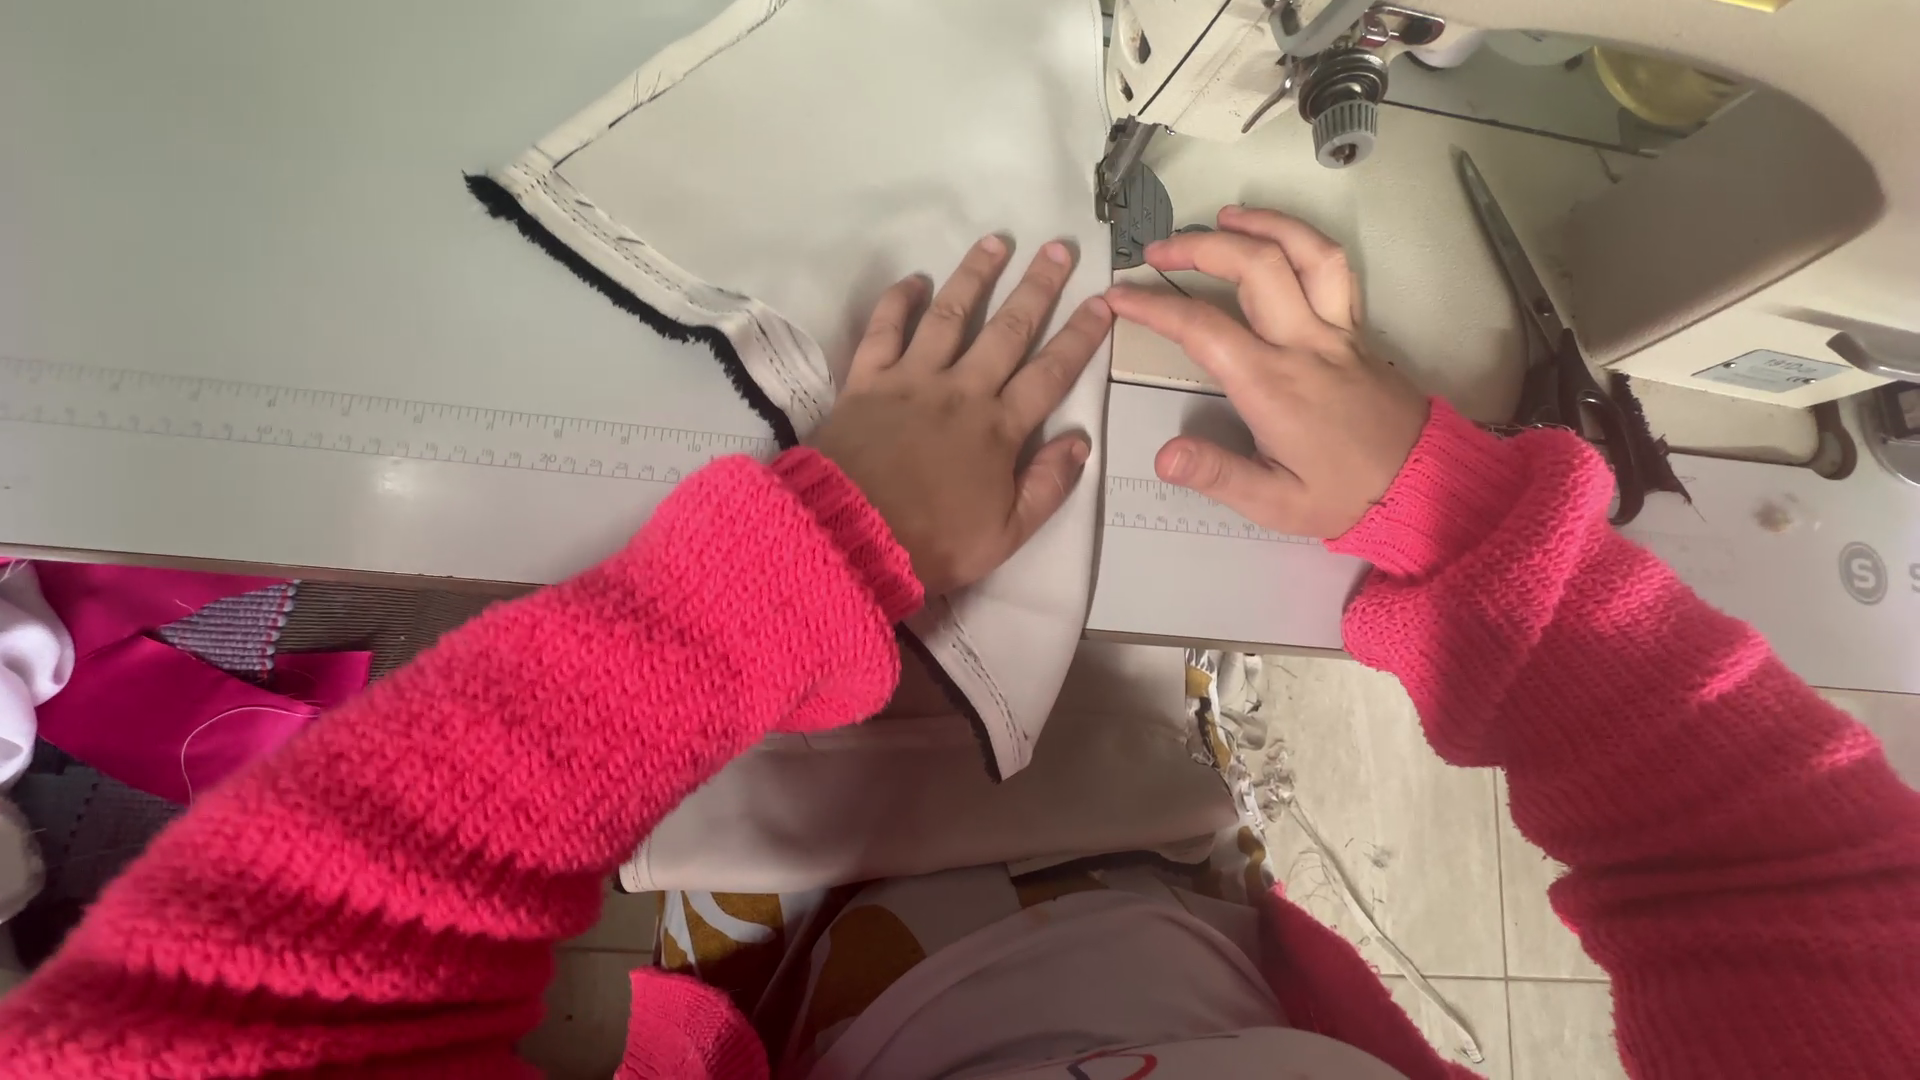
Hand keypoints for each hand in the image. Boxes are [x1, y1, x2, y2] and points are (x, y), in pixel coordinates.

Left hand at [809, 235, 1112, 595]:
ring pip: (951, 315)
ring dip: (975, 275)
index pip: (1050, 373)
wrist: (852, 538)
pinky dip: (899, 301)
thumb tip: (1079, 442)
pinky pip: (884, 329)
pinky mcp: (867, 381)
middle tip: (1057, 248)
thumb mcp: (1007, 533)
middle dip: (1037, 287)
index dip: (1080, 337)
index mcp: (999, 429)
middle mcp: (961, 391)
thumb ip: (1047, 486)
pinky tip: (915, 280)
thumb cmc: (933, 542)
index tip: (1103, 302)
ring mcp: (912, 380)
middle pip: (1007, 330)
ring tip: (996, 241)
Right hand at [1105, 206, 1428, 538]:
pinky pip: (1336, 269)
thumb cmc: (1341, 497)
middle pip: (1254, 268)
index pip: (1203, 329)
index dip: (1154, 307)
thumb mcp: (1273, 503)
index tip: (1120, 297)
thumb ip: (1216, 475)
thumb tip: (1162, 456)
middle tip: (1157, 252)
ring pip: (1305, 253)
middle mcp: (1304, 345)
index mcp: (1272, 386)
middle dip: (1199, 248)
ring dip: (1261, 225)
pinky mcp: (1358, 331)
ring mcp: (1337, 331)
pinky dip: (1304, 240)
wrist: (1423, 488)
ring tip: (1222, 218)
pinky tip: (1281, 239)